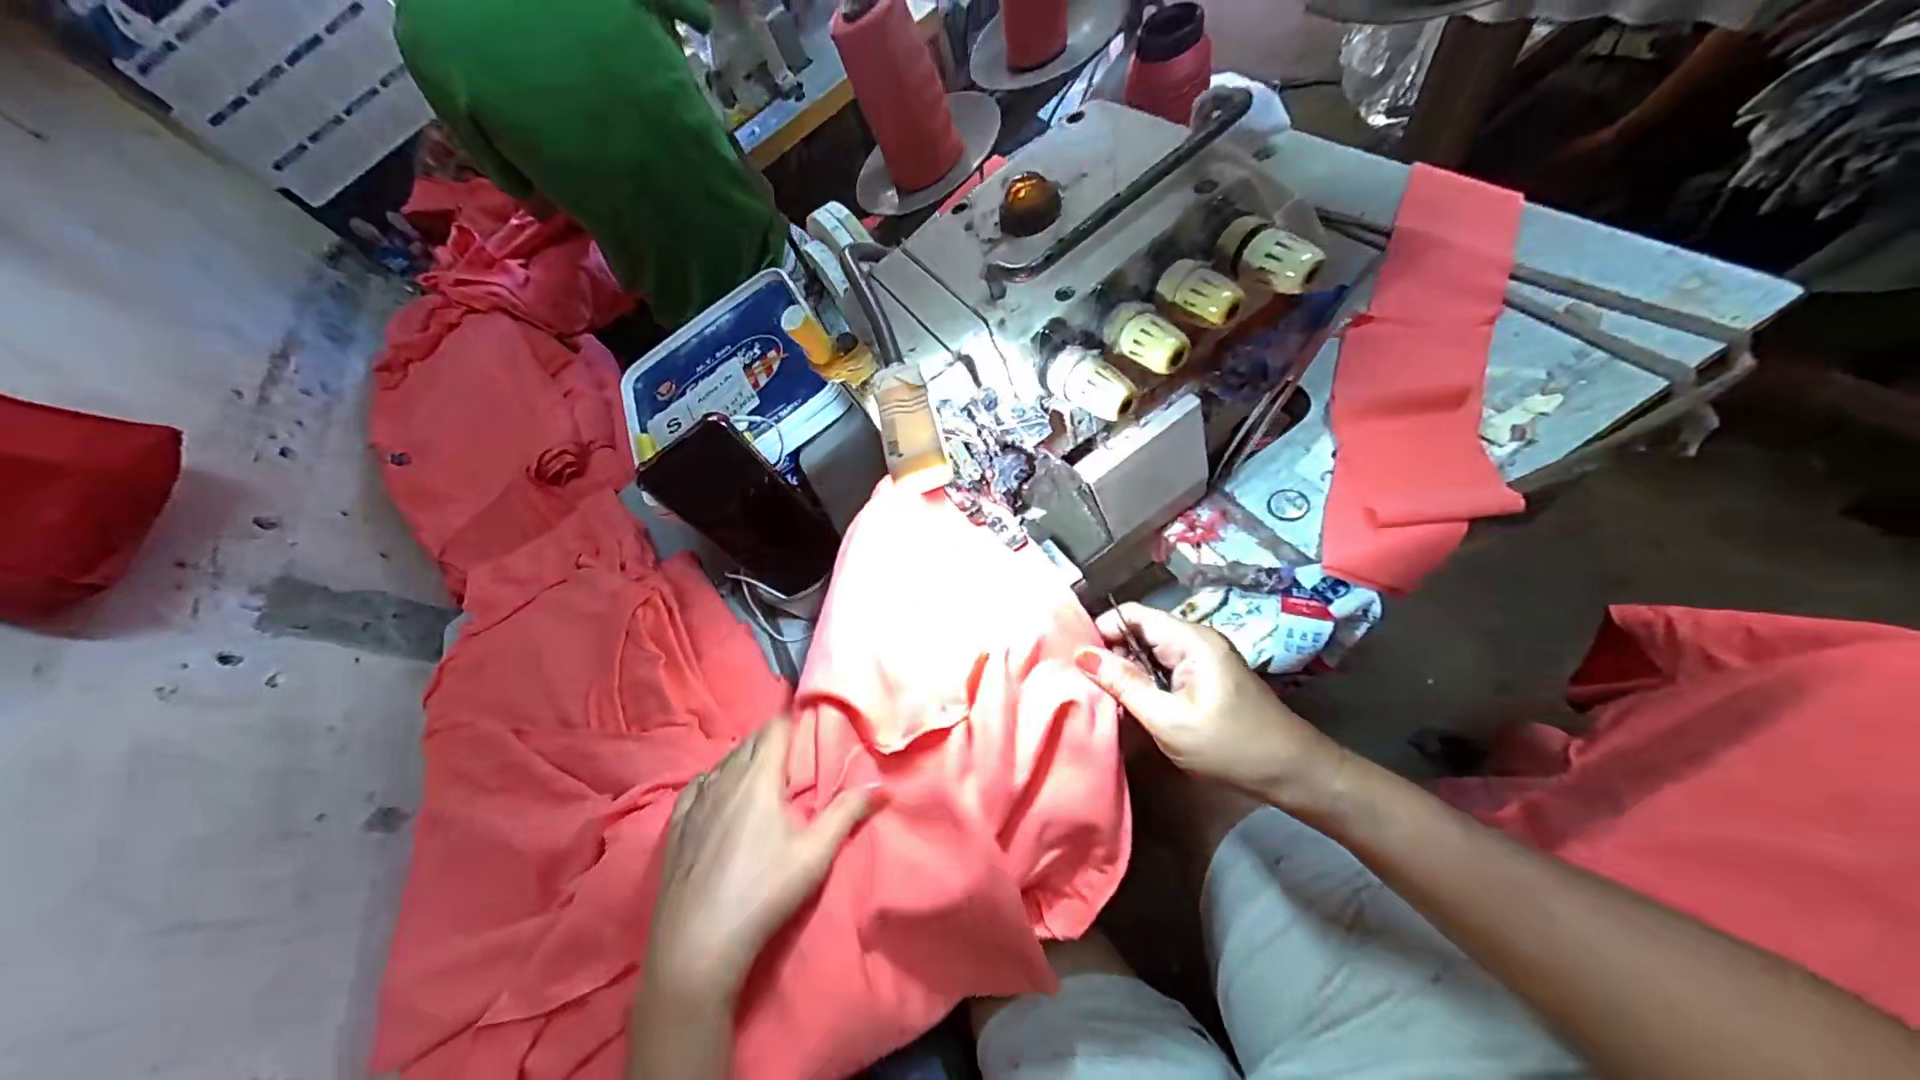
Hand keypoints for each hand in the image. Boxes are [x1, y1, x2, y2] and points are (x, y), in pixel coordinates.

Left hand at [645, 716, 877, 1007]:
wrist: (697, 943)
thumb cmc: (764, 892)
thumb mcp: (816, 853)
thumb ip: (847, 813)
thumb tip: (881, 785)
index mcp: (759, 777)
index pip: (775, 728)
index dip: (792, 715)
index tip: (808, 710)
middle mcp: (724, 779)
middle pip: (750, 742)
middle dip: (773, 736)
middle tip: (796, 744)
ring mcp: (696, 802)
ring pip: (724, 762)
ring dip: (746, 757)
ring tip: (764, 768)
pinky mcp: (677, 826)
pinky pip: (698, 785)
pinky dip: (716, 778)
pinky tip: (718, 790)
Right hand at [1075, 603, 1346, 812]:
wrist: (1292, 772)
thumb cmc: (1230, 746)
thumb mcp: (1168, 719)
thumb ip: (1124, 684)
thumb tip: (1082, 655)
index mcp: (1190, 640)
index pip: (1132, 614)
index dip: (1101, 630)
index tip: (1076, 660)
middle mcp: (1195, 640)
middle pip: (1139, 631)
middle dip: (1110, 653)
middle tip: (1085, 684)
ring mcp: (1202, 659)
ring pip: (1149, 652)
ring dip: (1126, 671)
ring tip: (1102, 696)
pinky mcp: (1205, 678)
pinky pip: (1163, 668)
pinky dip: (1144, 682)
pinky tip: (1131, 704)